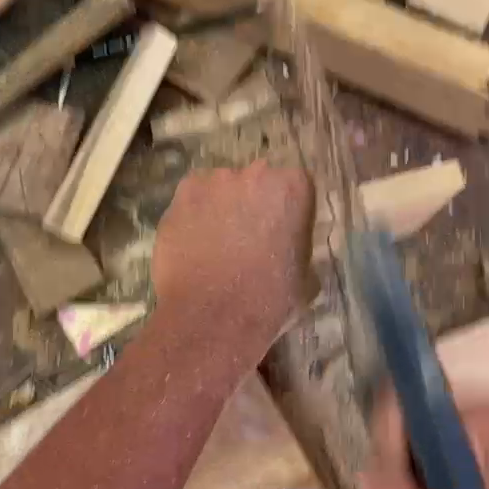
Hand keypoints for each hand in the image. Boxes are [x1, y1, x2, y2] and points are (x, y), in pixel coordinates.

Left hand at [150, 163, 314, 360]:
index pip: (294, 185)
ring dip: (222, 206)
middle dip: (253, 202)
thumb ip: (298, 245)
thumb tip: (288, 246)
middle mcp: (257, 173)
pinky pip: (193, 196)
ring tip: (215, 242)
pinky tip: (194, 241)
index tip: (279, 230)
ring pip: (221, 187)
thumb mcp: (304, 274)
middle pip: (256, 180)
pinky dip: (194, 213)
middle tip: (246, 236)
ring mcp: (217, 179)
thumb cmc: (269, 299)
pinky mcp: (184, 192)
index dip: (285, 208)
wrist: (213, 316)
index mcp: (293, 188)